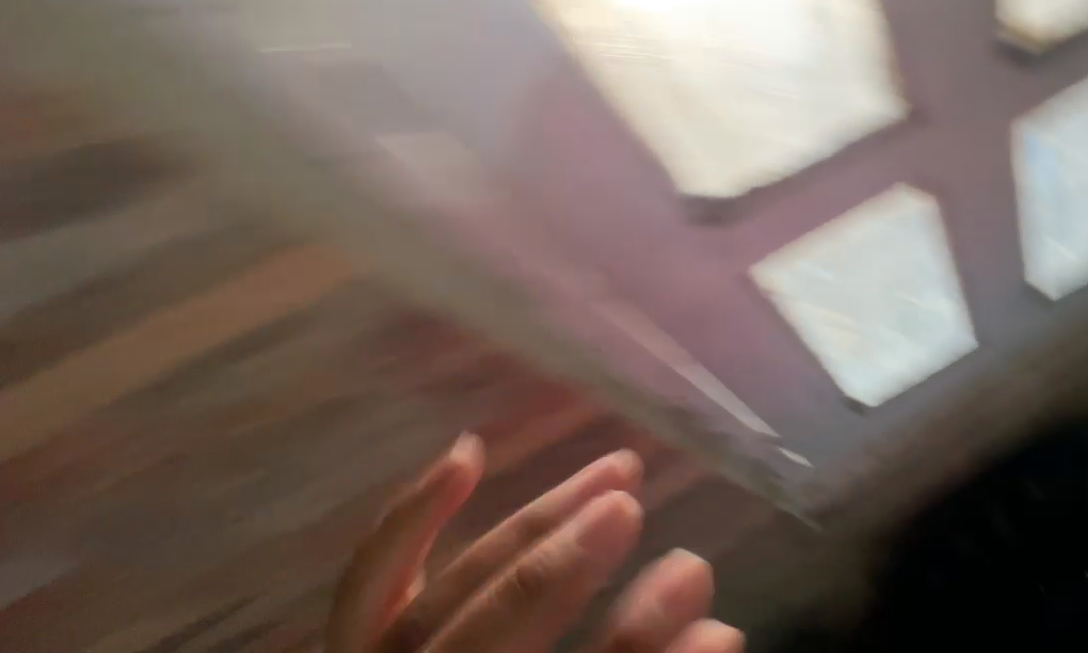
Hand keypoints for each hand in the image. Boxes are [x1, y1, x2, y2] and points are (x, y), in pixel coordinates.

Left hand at [327, 434, 741, 652]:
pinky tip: (468, 453)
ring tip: (619, 467)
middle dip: (553, 576)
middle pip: (481, 644)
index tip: (712, 603)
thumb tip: (723, 631)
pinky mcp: (364, 652)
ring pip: (437, 606)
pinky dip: (408, 523)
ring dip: (531, 526)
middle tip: (626, 508)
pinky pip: (369, 592)